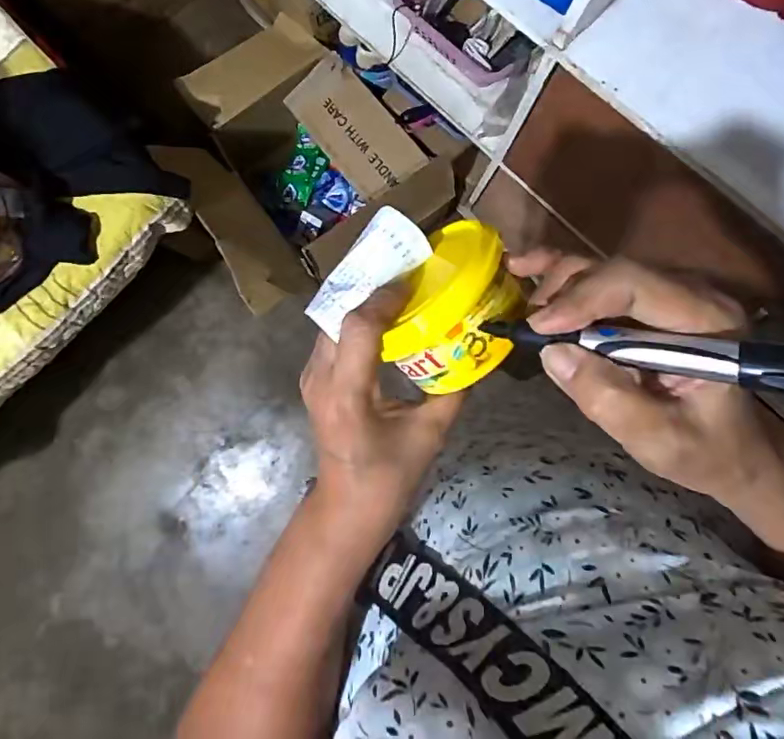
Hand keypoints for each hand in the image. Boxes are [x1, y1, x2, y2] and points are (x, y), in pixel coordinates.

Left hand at [300, 289, 467, 524]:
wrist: (346, 505)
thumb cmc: (389, 476)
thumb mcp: (429, 434)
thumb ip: (451, 390)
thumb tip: (473, 350)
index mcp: (347, 393)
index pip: (359, 327)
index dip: (384, 298)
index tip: (411, 282)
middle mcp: (320, 377)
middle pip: (339, 315)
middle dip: (370, 291)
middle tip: (405, 276)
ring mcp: (310, 376)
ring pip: (331, 321)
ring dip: (360, 303)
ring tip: (395, 291)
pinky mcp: (312, 377)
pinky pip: (330, 335)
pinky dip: (353, 320)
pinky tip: (379, 317)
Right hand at [507, 249, 782, 502]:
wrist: (735, 448)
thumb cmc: (707, 449)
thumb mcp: (662, 441)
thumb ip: (610, 400)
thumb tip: (554, 353)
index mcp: (706, 318)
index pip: (635, 285)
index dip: (582, 298)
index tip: (540, 328)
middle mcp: (686, 291)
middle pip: (611, 271)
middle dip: (563, 295)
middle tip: (529, 330)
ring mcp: (662, 289)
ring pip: (595, 267)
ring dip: (553, 285)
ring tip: (527, 317)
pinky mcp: (639, 297)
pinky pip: (593, 274)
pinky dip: (555, 271)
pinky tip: (521, 267)